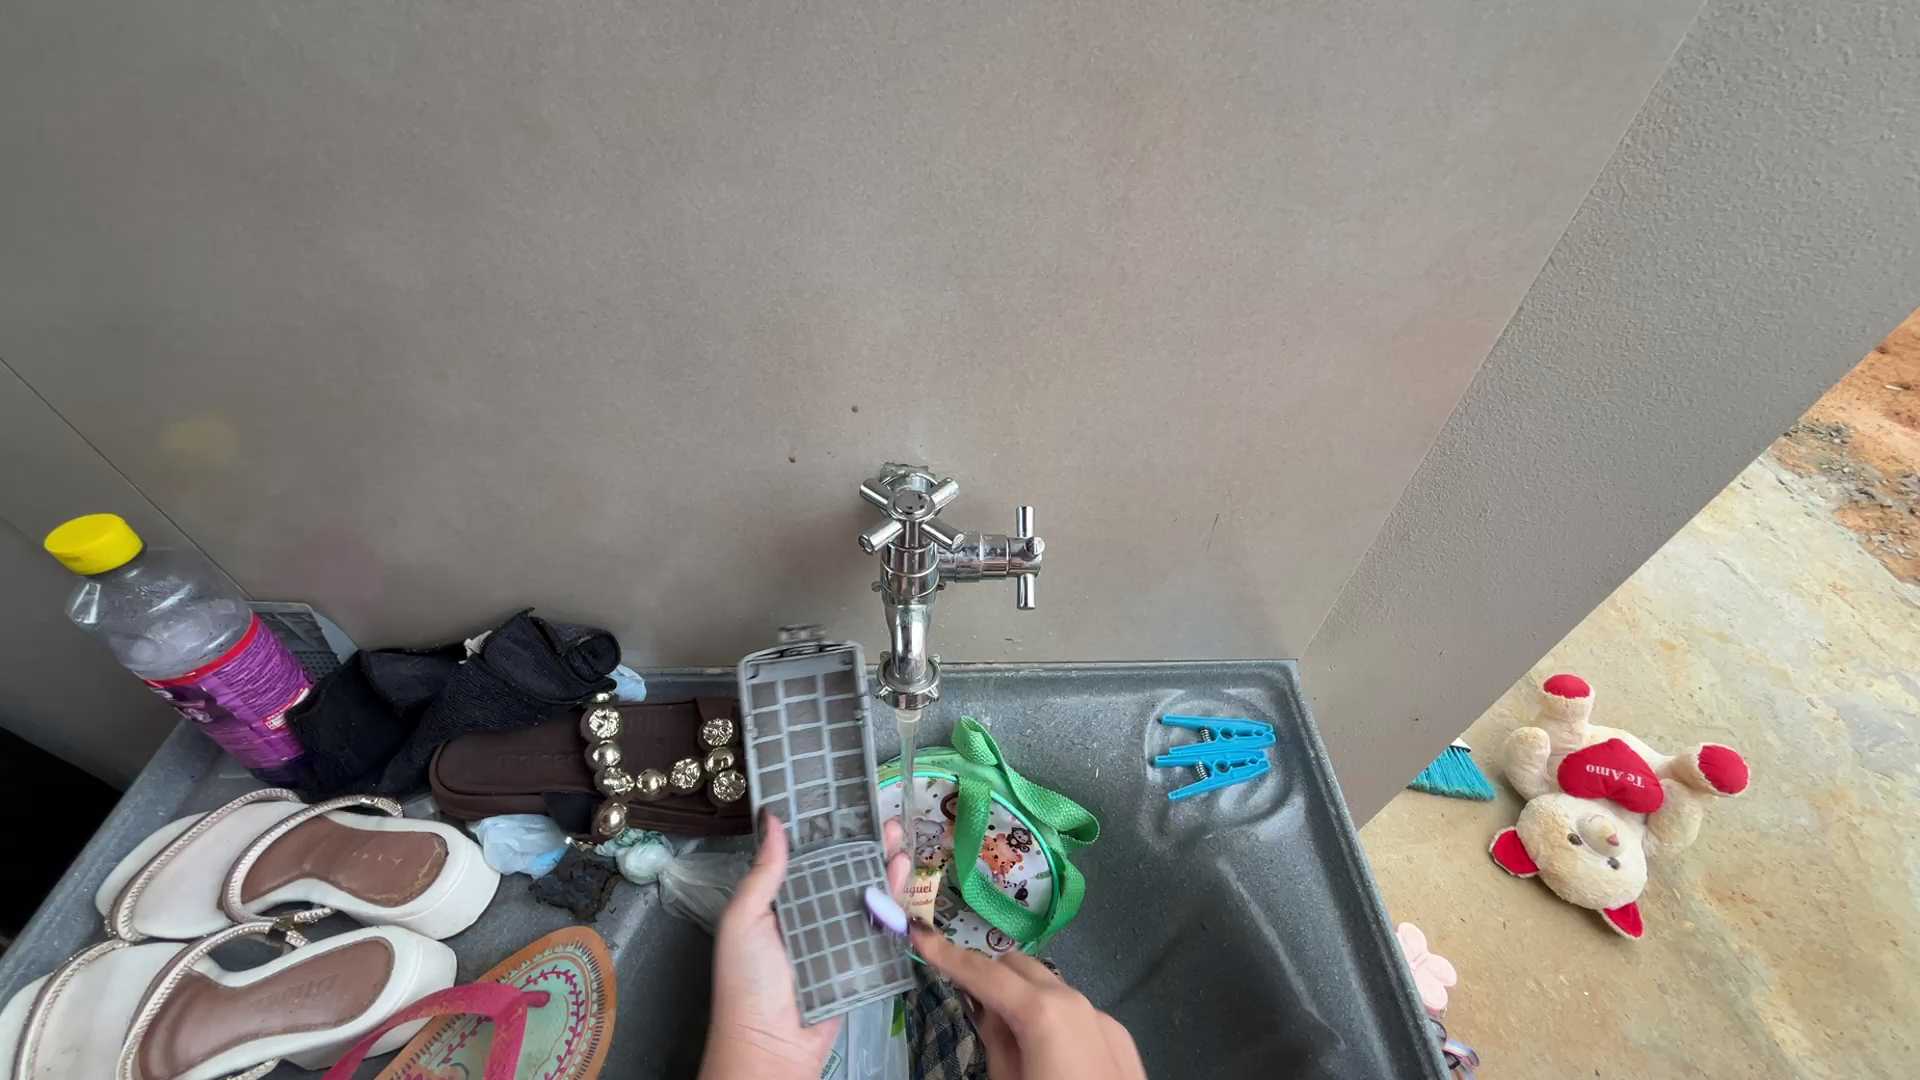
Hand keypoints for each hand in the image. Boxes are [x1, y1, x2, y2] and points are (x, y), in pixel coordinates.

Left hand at [699, 812, 909, 1079]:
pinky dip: (894, 896)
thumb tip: (771, 819)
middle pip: (843, 867)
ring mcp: (840, 932)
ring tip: (898, 836)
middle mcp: (813, 910)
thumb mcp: (744, 920)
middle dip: (864, 841)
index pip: (809, 855)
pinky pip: (881, 922)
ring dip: (883, 861)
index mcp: (783, 898)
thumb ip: (763, 872)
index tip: (845, 800)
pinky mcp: (861, 954)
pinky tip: (902, 872)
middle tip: (883, 816)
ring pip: (866, 889)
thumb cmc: (747, 981)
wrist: (770, 1047)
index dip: (827, 828)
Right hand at [911, 925, 1146, 1079]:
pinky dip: (1055, 1022)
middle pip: (1018, 967)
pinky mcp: (1119, 1035)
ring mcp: (1101, 1015)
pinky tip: (1057, 1061)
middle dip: (990, 977)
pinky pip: (1077, 1014)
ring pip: (1049, 987)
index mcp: (1040, 1012)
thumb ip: (995, 1041)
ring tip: (1015, 1043)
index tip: (919, 933)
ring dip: (1024, 1000)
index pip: (983, 973)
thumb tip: (988, 1010)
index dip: (947, 954)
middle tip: (972, 1008)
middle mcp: (1073, 1000)